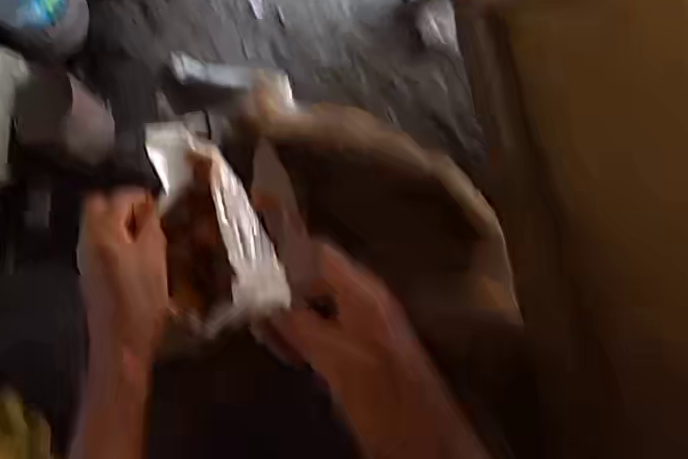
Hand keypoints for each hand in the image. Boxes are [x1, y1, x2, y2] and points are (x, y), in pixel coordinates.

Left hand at [78, 189, 169, 364]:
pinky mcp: (87, 271)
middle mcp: (88, 238)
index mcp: (105, 231)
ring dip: (117, 221)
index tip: (157, 206)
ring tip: (142, 235)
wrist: (120, 348)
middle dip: (121, 204)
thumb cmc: (141, 302)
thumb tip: (150, 207)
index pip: (119, 196)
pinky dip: (113, 237)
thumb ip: (151, 224)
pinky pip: (97, 239)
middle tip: (144, 216)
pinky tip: (132, 253)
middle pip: (98, 203)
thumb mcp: (156, 256)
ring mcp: (85, 256)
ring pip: (96, 222)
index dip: (141, 197)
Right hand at [270, 242, 488, 458]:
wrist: (432, 452)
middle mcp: (366, 300)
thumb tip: (260, 300)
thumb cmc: (385, 398)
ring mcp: (370, 326)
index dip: (284, 249)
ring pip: (319, 305)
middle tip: (257, 313)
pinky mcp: (369, 353)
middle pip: (314, 277)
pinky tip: (295, 356)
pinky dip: (307, 336)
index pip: (316, 250)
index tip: (255, 261)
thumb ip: (297, 324)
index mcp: (362, 291)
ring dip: (292, 317)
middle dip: (282, 290)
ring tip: (271, 338)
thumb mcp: (335, 359)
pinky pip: (329, 328)